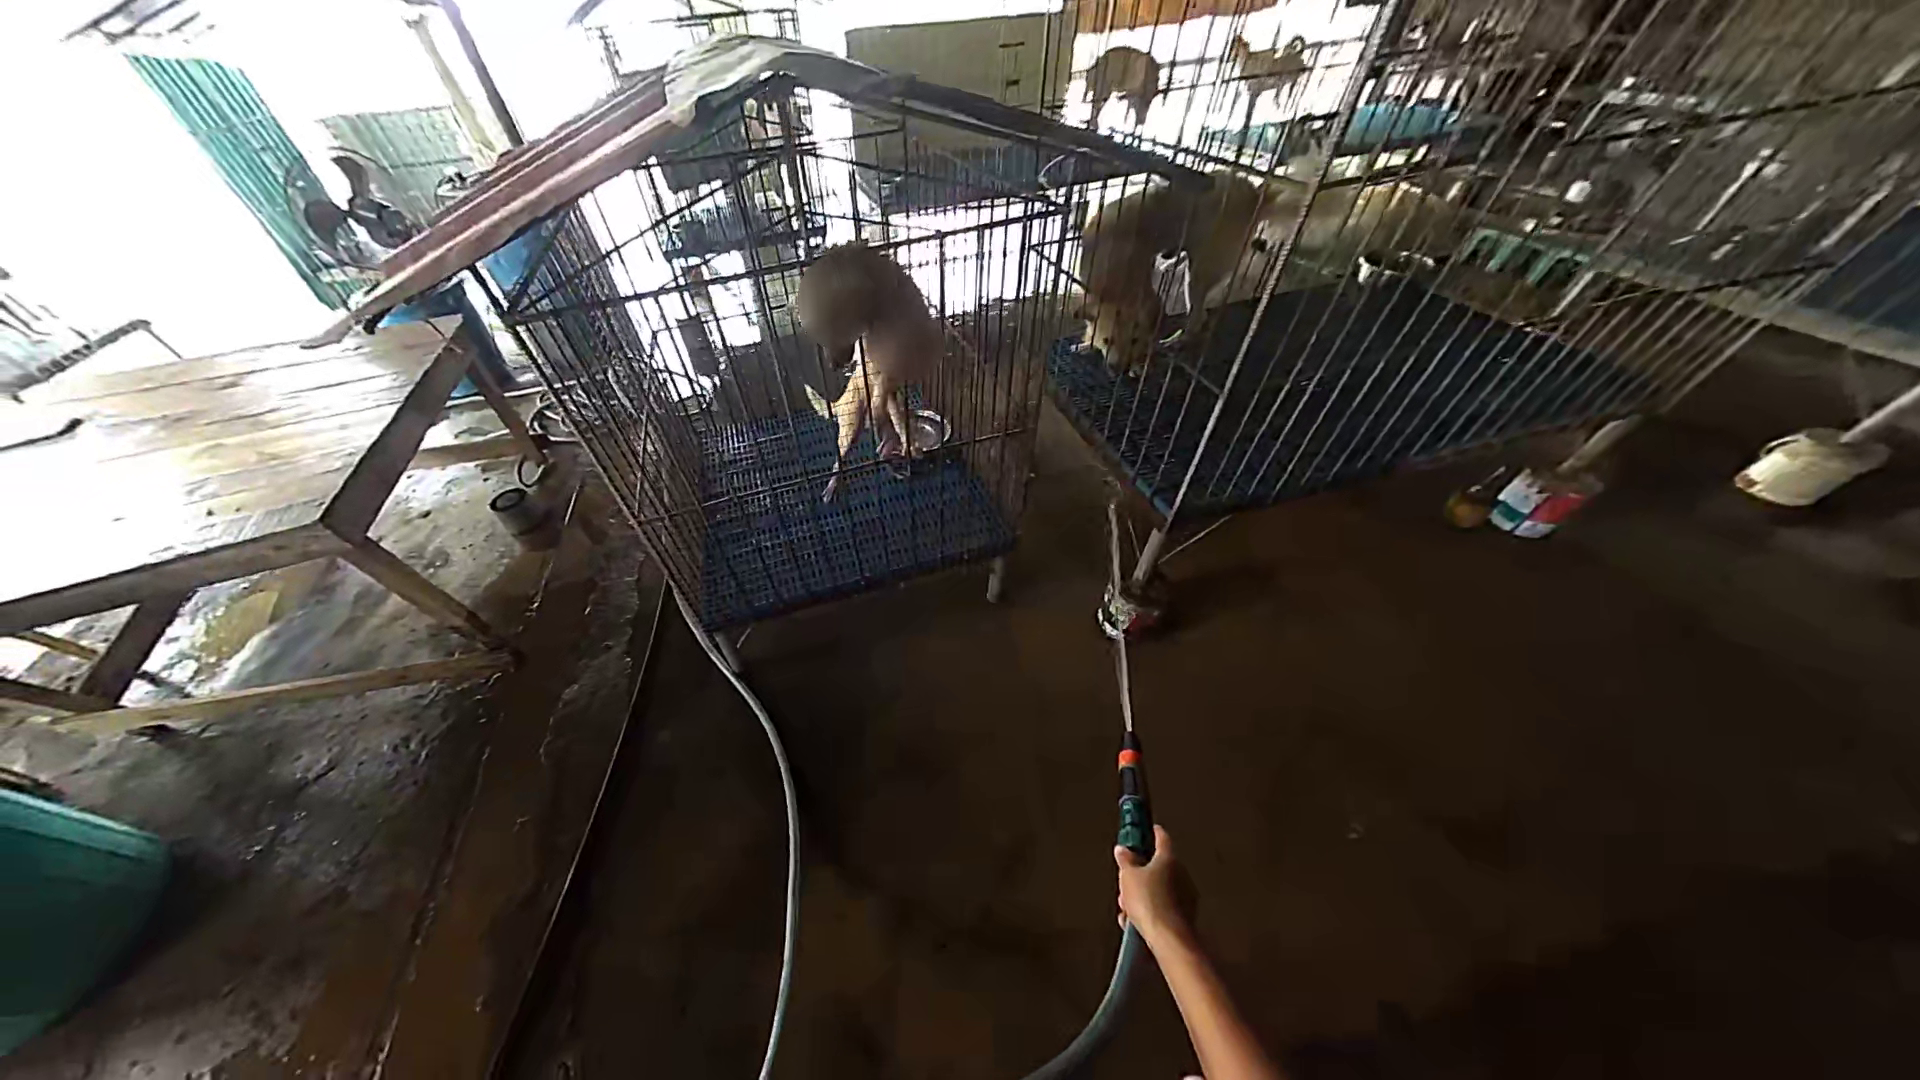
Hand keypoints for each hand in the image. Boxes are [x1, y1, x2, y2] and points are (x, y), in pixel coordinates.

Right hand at [1115, 824, 1194, 946]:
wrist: (1169, 939)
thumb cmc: (1147, 900)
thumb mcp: (1128, 875)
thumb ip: (1125, 860)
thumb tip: (1123, 849)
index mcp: (1169, 858)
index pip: (1161, 837)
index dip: (1152, 832)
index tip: (1146, 830)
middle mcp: (1182, 874)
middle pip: (1158, 866)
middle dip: (1140, 873)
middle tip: (1125, 881)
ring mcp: (1186, 896)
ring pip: (1159, 888)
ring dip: (1142, 894)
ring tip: (1126, 908)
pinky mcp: (1186, 917)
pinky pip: (1163, 907)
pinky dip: (1150, 910)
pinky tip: (1134, 921)